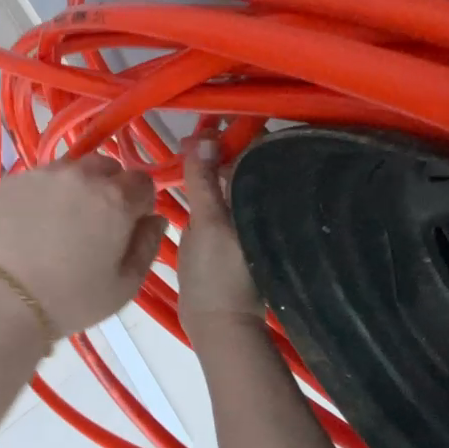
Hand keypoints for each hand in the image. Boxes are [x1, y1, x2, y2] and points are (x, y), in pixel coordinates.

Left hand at [0, 156, 167, 335]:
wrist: (2, 295)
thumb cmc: (71, 298)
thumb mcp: (124, 285)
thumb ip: (147, 246)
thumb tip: (155, 219)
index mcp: (115, 199)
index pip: (142, 180)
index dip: (140, 200)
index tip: (131, 222)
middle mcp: (80, 175)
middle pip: (106, 166)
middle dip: (110, 186)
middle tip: (98, 220)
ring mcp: (43, 173)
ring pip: (71, 167)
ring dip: (77, 185)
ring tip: (64, 219)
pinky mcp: (13, 178)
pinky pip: (39, 176)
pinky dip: (45, 191)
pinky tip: (34, 220)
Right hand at [176, 143, 262, 330]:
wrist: (216, 324)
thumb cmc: (218, 274)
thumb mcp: (207, 223)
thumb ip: (205, 181)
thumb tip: (207, 135)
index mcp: (262, 205)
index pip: (259, 156)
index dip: (237, 135)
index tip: (209, 123)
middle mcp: (260, 209)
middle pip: (243, 166)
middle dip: (219, 149)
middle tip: (189, 140)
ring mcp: (245, 223)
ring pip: (230, 182)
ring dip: (211, 167)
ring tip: (186, 154)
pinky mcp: (231, 234)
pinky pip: (221, 198)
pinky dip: (207, 186)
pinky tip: (189, 181)